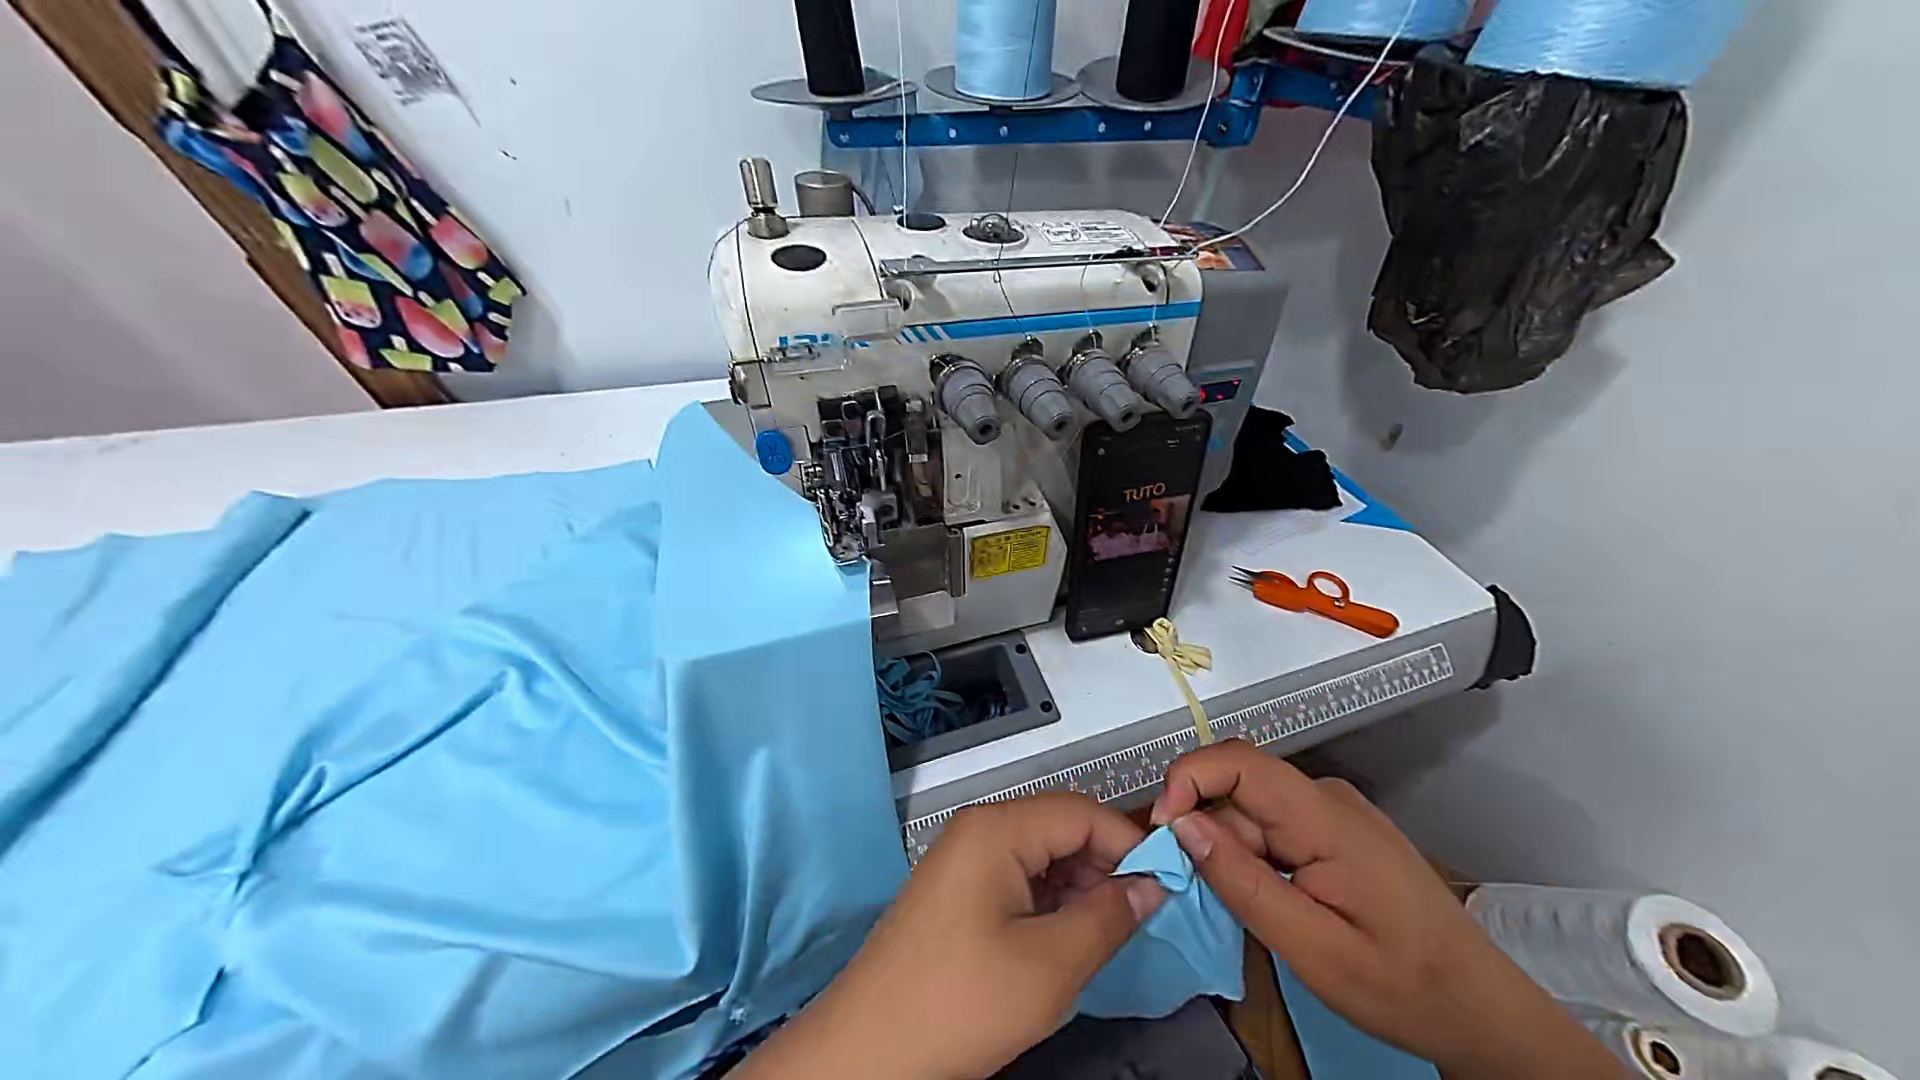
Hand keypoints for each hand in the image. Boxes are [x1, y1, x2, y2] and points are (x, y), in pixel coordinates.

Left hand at [733, 793, 1166, 1079]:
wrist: (868, 1050)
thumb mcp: (1049, 966)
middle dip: (1104, 868)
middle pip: (1060, 828)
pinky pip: (1018, 877)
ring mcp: (965, 857)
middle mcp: (980, 829)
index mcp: (997, 828)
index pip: (1081, 813)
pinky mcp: (958, 888)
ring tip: (1103, 935)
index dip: (1129, 845)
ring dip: (1079, 888)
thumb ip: (1108, 918)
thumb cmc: (960, 1001)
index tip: (1167, 888)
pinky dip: (1050, 902)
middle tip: (1137, 919)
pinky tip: (1064, 939)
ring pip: (1042, 855)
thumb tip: (1152, 888)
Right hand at [1152, 741, 1623, 1079]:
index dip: (1187, 778)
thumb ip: (1241, 880)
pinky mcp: (1334, 827)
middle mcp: (1327, 796)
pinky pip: (1272, 823)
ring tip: (1260, 910)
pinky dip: (1254, 854)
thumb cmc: (1401, 985)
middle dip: (1210, 832)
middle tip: (1215, 895)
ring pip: (1251, 808)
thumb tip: (1181, 824)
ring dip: (1233, 850)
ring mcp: (1333, 809)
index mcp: (1326, 816)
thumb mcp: (1311, 947)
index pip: (1238, 760)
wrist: (1481, 1009)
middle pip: (1239, 788)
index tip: (1162, 830)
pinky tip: (1276, 898)